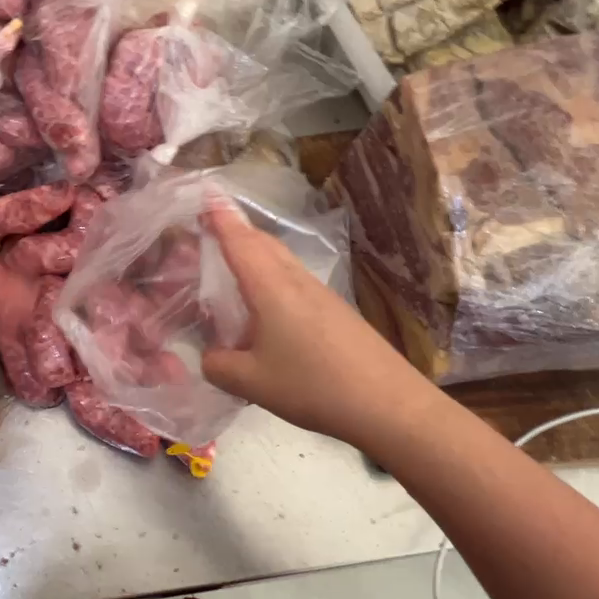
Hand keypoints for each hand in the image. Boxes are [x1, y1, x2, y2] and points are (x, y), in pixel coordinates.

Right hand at [198, 196, 439, 446]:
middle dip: (236, 228)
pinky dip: (270, 276)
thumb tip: (208, 356)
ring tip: (231, 259)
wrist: (392, 407)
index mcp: (270, 289)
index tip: (205, 191)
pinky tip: (263, 303)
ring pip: (280, 261)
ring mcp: (321, 296)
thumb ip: (217, 365)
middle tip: (210, 222)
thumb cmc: (315, 386)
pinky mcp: (336, 313)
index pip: (239, 242)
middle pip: (263, 244)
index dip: (220, 216)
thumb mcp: (250, 382)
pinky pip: (292, 281)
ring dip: (254, 252)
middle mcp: (296, 283)